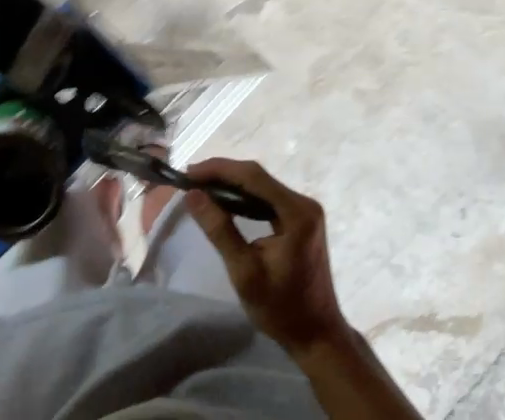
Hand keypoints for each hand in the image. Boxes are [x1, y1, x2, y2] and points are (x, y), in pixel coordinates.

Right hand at [183, 158, 349, 352]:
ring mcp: (305, 211)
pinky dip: (243, 196)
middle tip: (189, 181)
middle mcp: (305, 204)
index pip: (253, 176)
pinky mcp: (301, 220)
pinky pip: (267, 198)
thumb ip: (219, 230)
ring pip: (261, 185)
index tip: (188, 173)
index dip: (218, 169)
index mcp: (297, 213)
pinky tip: (224, 203)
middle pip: (258, 177)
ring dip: (231, 184)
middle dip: (222, 174)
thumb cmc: (281, 308)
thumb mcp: (244, 271)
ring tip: (200, 189)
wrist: (317, 336)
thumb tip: (192, 195)